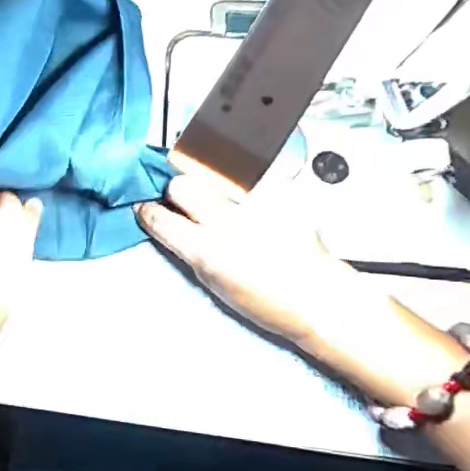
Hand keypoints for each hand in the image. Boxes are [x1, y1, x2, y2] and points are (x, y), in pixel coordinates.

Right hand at [137, 163, 467, 404]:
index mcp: (206, 251)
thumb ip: (188, 249)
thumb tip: (170, 227)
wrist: (321, 299)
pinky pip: (245, 170)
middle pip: (182, 183)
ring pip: (211, 168)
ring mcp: (256, 204)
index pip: (160, 217)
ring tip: (203, 180)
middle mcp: (228, 223)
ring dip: (201, 173)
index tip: (147, 208)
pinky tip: (234, 181)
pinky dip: (233, 172)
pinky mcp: (279, 193)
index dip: (148, 211)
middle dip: (174, 187)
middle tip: (176, 193)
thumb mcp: (213, 284)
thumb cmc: (270, 302)